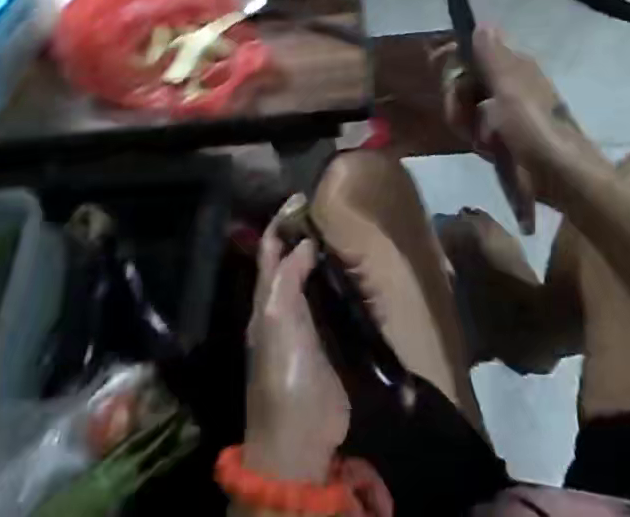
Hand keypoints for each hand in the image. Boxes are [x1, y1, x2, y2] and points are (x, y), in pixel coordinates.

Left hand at [244, 199, 349, 483]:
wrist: (300, 433)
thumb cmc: (285, 369)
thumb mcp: (279, 317)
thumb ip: (288, 276)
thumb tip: (305, 241)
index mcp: (265, 300)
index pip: (270, 251)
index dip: (282, 222)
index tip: (304, 196)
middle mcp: (283, 307)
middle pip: (293, 262)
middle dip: (307, 235)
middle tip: (335, 209)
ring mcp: (307, 326)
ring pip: (314, 280)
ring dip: (328, 258)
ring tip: (352, 232)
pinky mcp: (331, 343)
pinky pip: (337, 304)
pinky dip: (346, 285)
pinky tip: (364, 274)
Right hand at [441, 26, 608, 230]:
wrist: (560, 176)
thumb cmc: (535, 129)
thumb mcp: (510, 88)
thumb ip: (492, 57)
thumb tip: (482, 23)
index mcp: (513, 65)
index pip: (473, 49)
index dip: (454, 56)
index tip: (436, 62)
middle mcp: (509, 83)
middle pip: (465, 78)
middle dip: (457, 96)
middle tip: (463, 113)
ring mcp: (505, 110)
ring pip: (467, 106)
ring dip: (466, 120)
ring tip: (483, 138)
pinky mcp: (503, 136)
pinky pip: (476, 128)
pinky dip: (476, 137)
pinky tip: (487, 150)